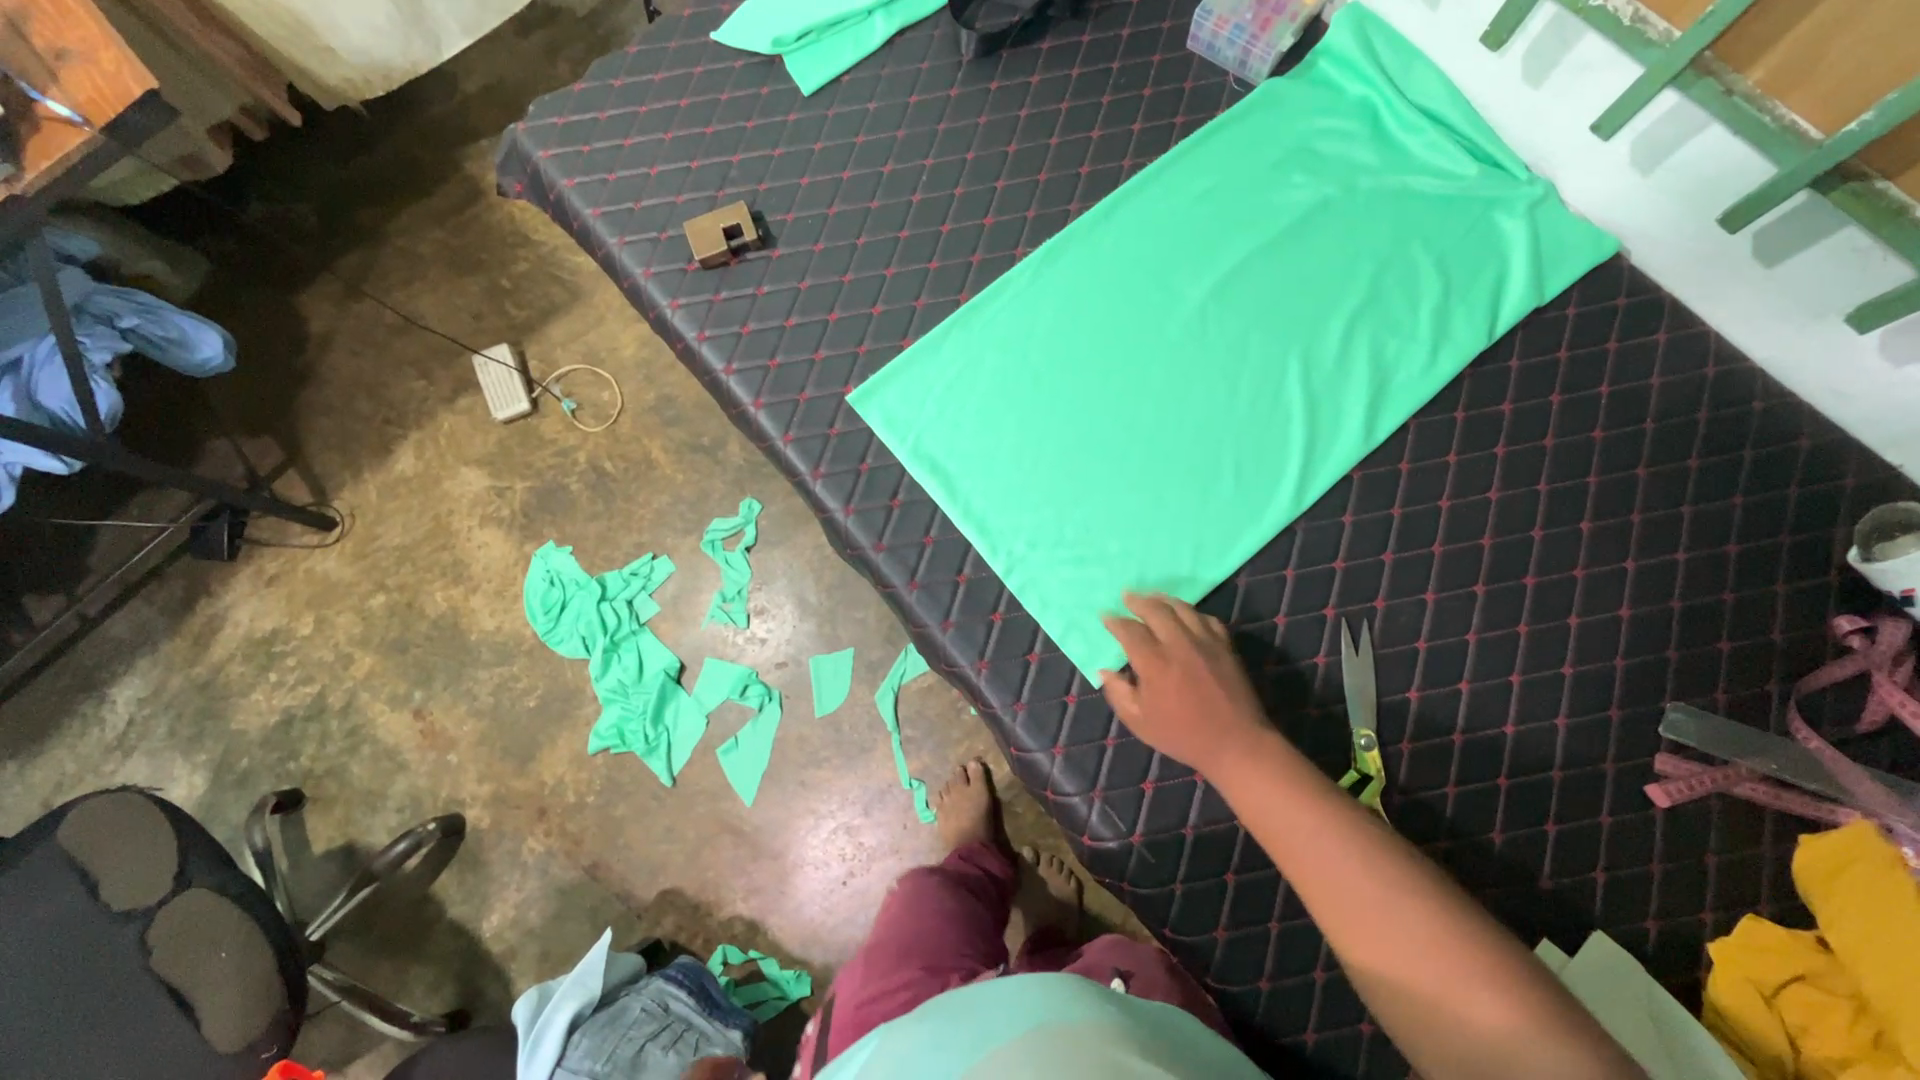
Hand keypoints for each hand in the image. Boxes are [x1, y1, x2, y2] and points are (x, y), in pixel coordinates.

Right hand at [1098, 592, 1272, 773]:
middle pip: (1156, 610)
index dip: (1115, 621)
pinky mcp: (1225, 646)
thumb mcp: (1140, 722)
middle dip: (1138, 600)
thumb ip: (1118, 693)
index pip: (1130, 630)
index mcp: (1154, 662)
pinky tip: (1186, 614)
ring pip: (1182, 608)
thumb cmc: (1183, 735)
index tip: (1105, 616)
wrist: (1236, 743)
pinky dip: (1191, 612)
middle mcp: (1179, 644)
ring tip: (1152, 597)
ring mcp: (1206, 642)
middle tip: (1127, 596)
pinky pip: (1207, 618)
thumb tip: (1106, 670)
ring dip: (1164, 599)